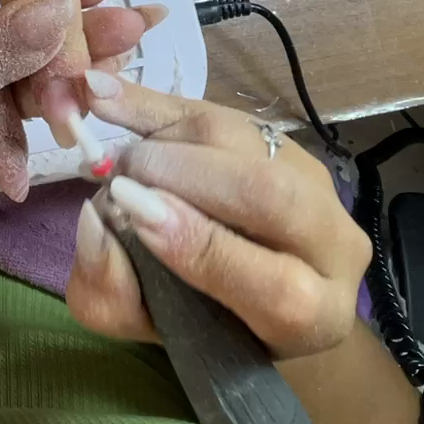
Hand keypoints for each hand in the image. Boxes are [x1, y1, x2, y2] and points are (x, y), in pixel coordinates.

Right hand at [65, 80, 372, 359]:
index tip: (127, 208)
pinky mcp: (273, 134)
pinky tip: (104, 97)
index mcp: (314, 316)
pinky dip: (150, 103)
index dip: (197, 242)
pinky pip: (209, 109)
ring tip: (115, 157)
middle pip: (270, 193)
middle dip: (181, 174)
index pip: (276, 285)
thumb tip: (92, 222)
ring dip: (165, 139)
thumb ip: (111, 294)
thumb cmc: (198, 316)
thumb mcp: (147, 326)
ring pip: (240, 138)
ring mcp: (309, 177)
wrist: (247, 279)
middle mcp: (331, 243)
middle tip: (117, 177)